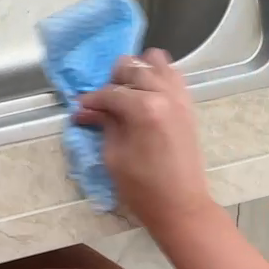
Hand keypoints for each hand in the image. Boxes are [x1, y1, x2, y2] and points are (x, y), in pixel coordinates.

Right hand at [73, 49, 215, 234]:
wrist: (181, 206)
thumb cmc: (143, 189)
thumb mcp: (114, 157)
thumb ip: (104, 125)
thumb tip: (85, 110)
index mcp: (144, 108)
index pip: (111, 92)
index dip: (92, 100)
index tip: (80, 108)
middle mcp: (165, 94)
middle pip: (133, 68)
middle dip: (114, 81)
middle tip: (104, 103)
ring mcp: (180, 97)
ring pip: (156, 62)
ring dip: (138, 72)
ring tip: (126, 94)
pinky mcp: (188, 105)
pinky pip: (172, 75)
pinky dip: (156, 78)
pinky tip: (145, 97)